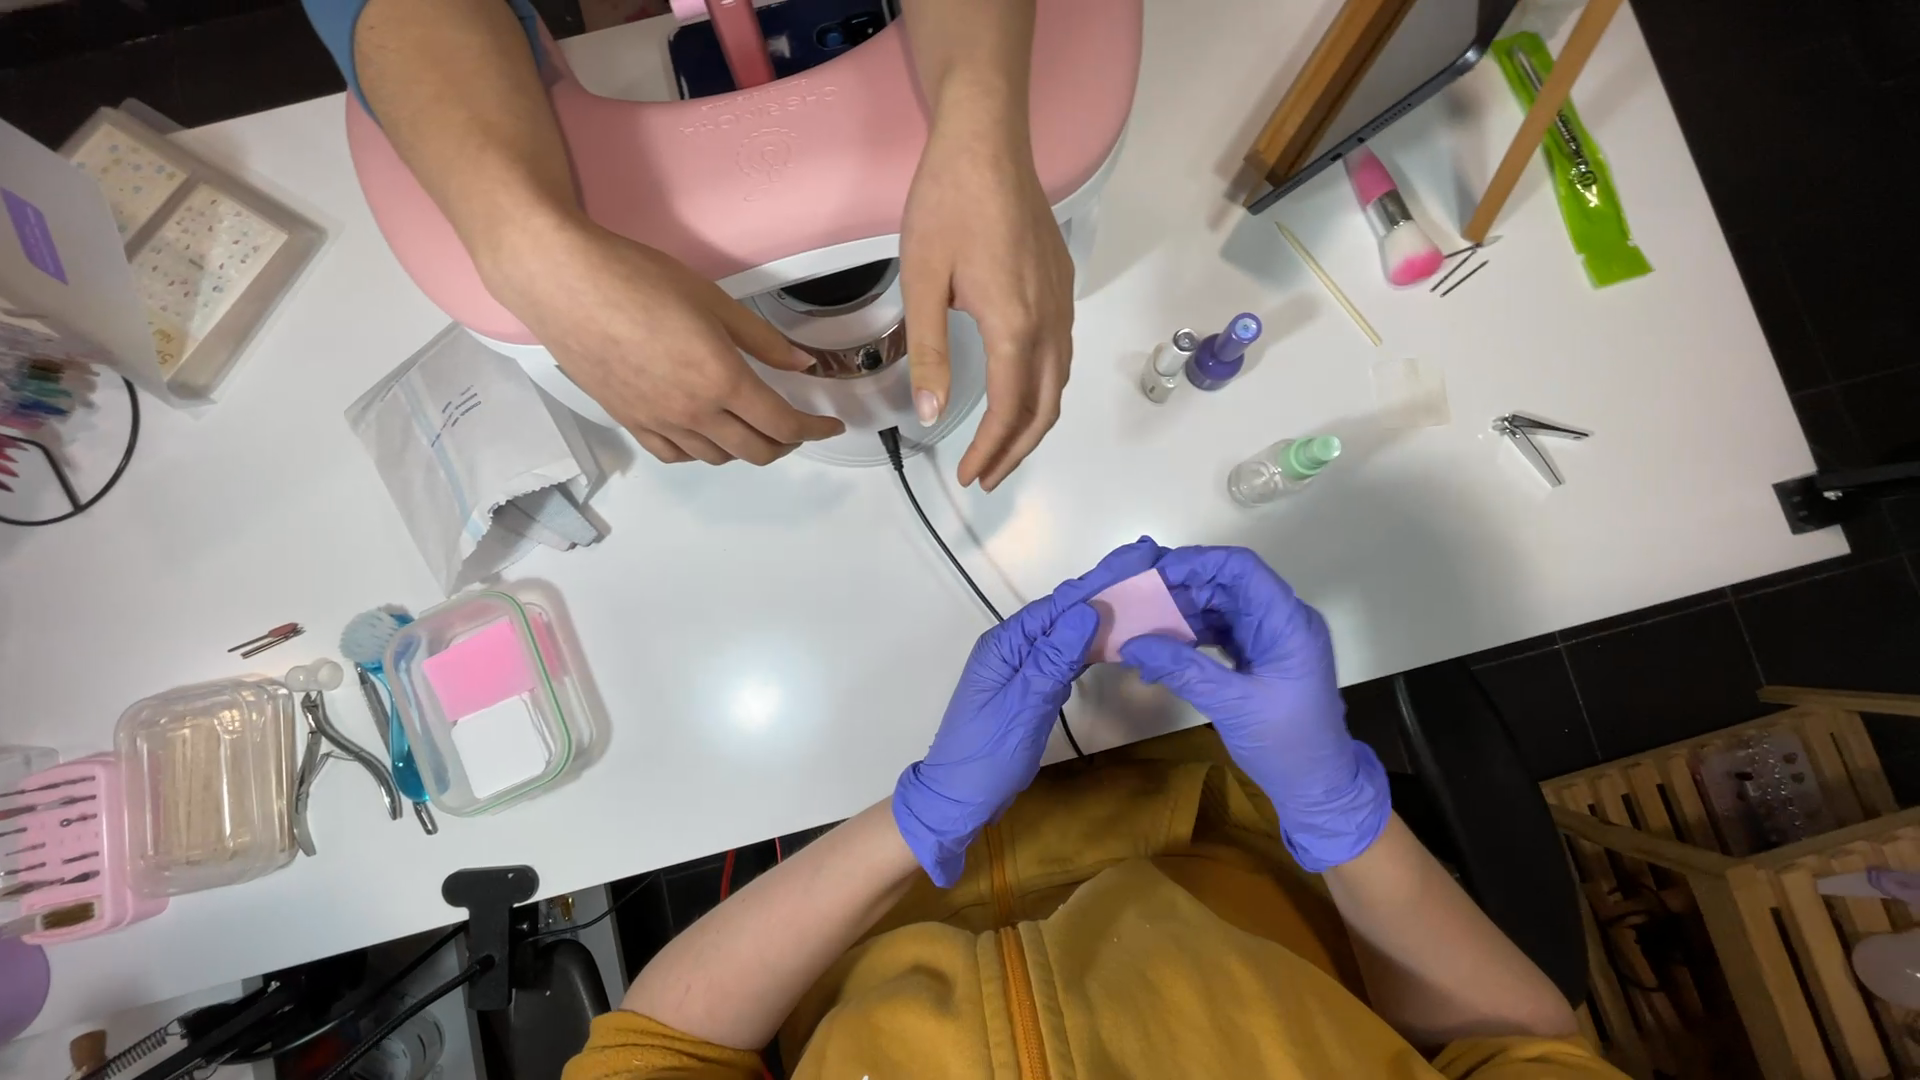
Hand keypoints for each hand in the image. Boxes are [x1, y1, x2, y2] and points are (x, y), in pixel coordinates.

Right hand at [488, 218, 844, 464]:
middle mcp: (694, 413)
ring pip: (718, 458)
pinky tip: (707, 435)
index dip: (815, 431)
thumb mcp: (715, 303)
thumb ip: (765, 341)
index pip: (783, 425)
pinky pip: (676, 456)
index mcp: (722, 382)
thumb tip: (803, 365)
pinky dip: (702, 452)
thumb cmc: (640, 280)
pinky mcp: (630, 422)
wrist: (562, 282)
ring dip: (747, 449)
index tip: (831, 426)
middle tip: (797, 428)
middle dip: (787, 444)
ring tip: (754, 426)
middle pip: (756, 451)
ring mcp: (659, 422)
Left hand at [894, 537, 1164, 884]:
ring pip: (1066, 635)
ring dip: (1101, 620)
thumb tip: (1087, 611)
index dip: (1097, 584)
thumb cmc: (987, 754)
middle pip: (1063, 614)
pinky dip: (1090, 650)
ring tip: (1141, 601)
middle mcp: (1013, 648)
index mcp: (1006, 644)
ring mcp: (1021, 668)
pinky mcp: (1031, 688)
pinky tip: (1114, 644)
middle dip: (1103, 594)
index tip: (1137, 562)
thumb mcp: (1023, 705)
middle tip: (1148, 572)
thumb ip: (1053, 659)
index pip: (1058, 606)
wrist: (959, 798)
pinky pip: (1064, 659)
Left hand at [900, 104, 1075, 490]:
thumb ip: (928, 353)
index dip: (990, 451)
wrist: (987, 140)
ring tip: (1002, 448)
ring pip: (1058, 385)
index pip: (1009, 411)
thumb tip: (931, 415)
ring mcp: (1062, 304)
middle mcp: (1049, 322)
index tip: (967, 477)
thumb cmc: (946, 204)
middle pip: (1044, 409)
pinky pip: (1061, 357)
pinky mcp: (1062, 287)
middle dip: (1016, 451)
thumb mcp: (922, 282)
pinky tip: (1021, 394)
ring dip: (1032, 425)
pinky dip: (1043, 392)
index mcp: (1014, 325)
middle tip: (988, 477)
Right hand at [1119, 546, 1389, 871]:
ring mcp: (1269, 637)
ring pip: (1220, 605)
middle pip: (1227, 583)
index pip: (1242, 569)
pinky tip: (1161, 645)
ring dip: (1182, 611)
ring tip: (1143, 622)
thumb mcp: (1232, 706)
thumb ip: (1183, 670)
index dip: (1198, 563)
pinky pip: (1220, 629)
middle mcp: (1280, 620)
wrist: (1317, 787)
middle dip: (1182, 587)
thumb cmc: (1287, 744)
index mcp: (1288, 623)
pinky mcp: (1257, 655)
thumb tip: (1131, 643)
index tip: (1157, 575)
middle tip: (1139, 599)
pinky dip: (1190, 634)